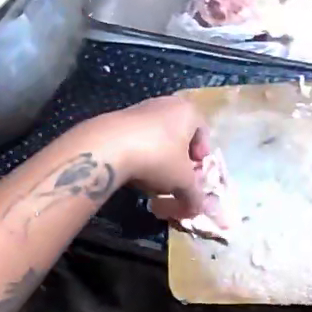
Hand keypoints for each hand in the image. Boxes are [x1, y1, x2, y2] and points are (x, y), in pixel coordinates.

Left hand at [83, 96, 209, 219]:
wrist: (107, 147)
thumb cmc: (157, 158)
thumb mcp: (183, 182)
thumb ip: (195, 196)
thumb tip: (197, 208)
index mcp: (187, 111)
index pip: (203, 131)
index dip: (202, 155)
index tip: (196, 173)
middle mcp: (165, 104)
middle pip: (179, 133)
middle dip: (180, 158)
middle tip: (178, 177)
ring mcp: (140, 109)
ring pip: (157, 136)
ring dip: (160, 156)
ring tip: (155, 178)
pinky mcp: (117, 119)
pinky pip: (137, 138)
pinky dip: (140, 153)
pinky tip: (134, 171)